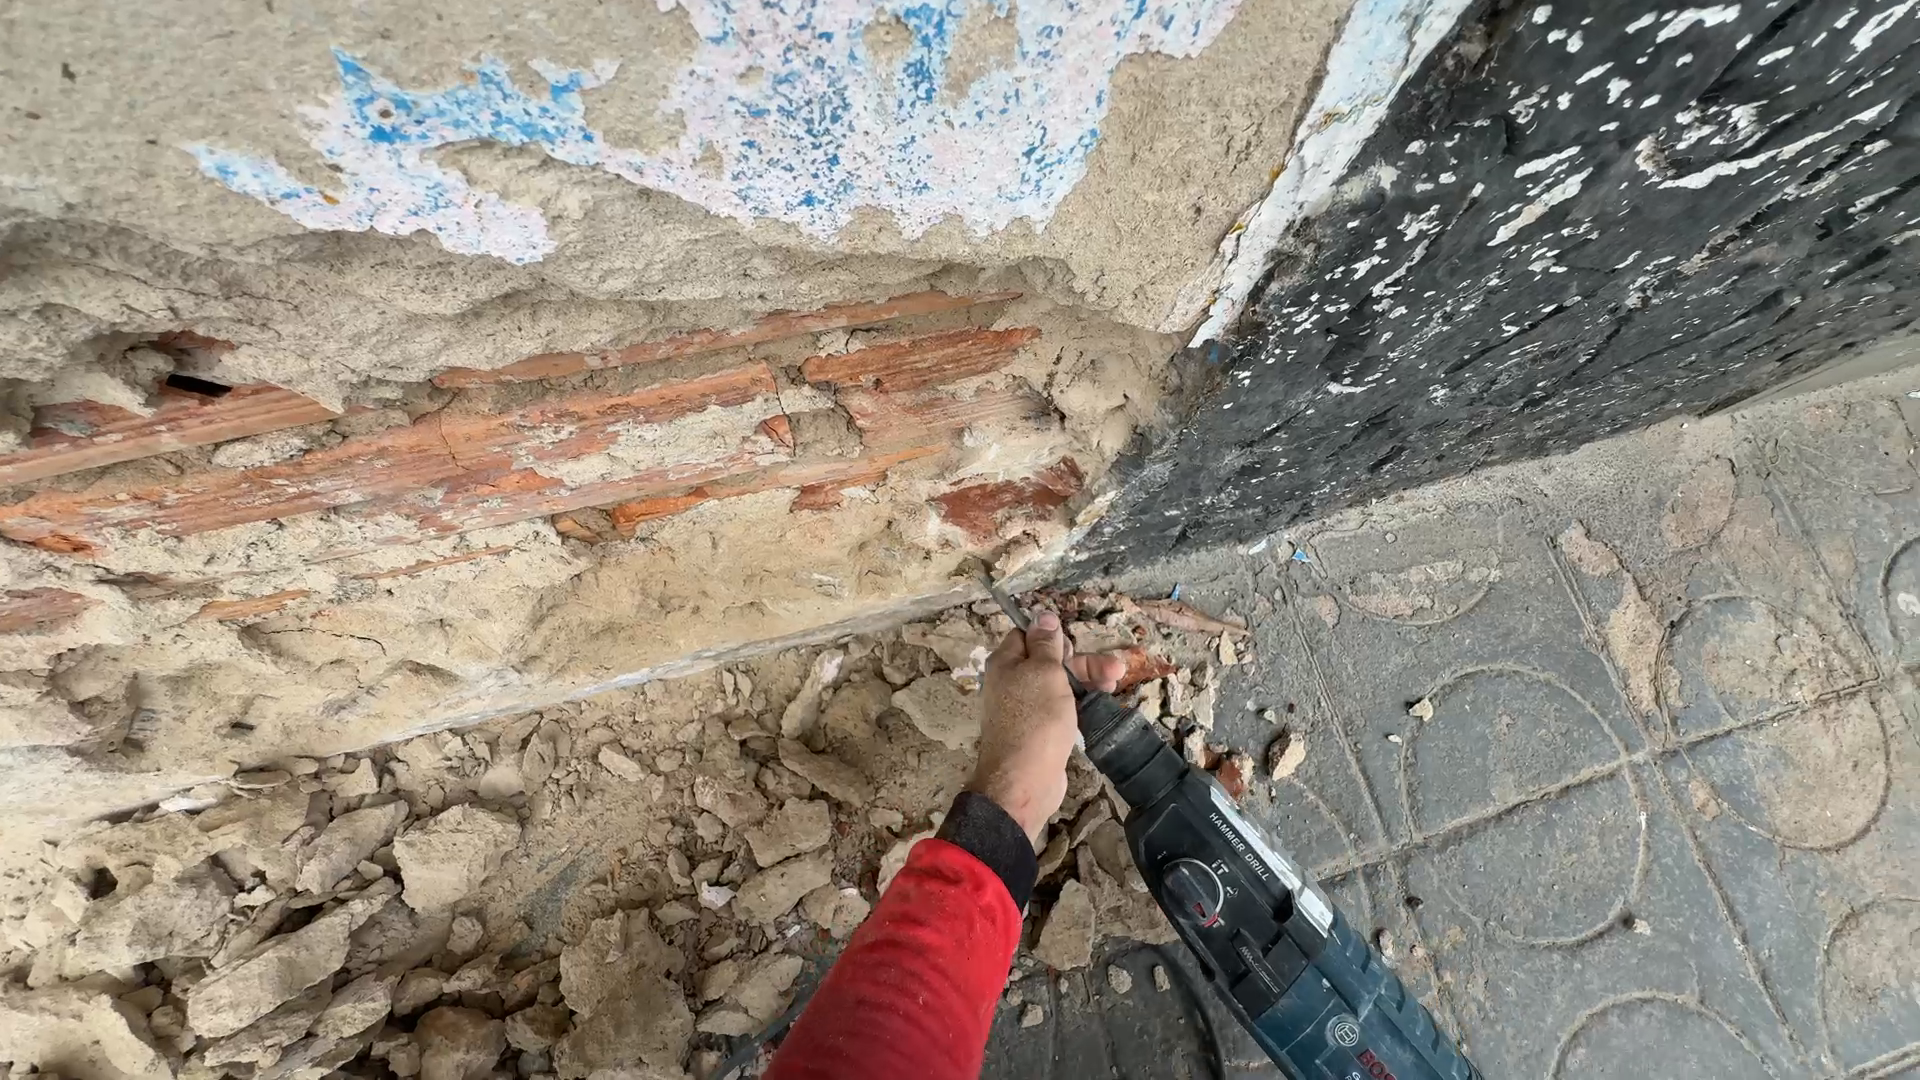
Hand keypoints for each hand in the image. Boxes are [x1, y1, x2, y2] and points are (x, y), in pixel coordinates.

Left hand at [969, 610, 1125, 846]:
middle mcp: (1011, 682)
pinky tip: (1100, 702)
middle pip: (1049, 660)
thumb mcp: (1044, 673)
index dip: (1052, 637)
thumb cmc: (1034, 720)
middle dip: (1081, 661)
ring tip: (1115, 680)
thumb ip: (1046, 645)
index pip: (1027, 636)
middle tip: (1113, 667)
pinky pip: (1060, 707)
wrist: (1024, 780)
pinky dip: (1080, 702)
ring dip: (1087, 679)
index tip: (1073, 644)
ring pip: (1059, 684)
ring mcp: (1025, 707)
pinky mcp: (1039, 729)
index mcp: (1005, 663)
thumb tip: (1043, 616)